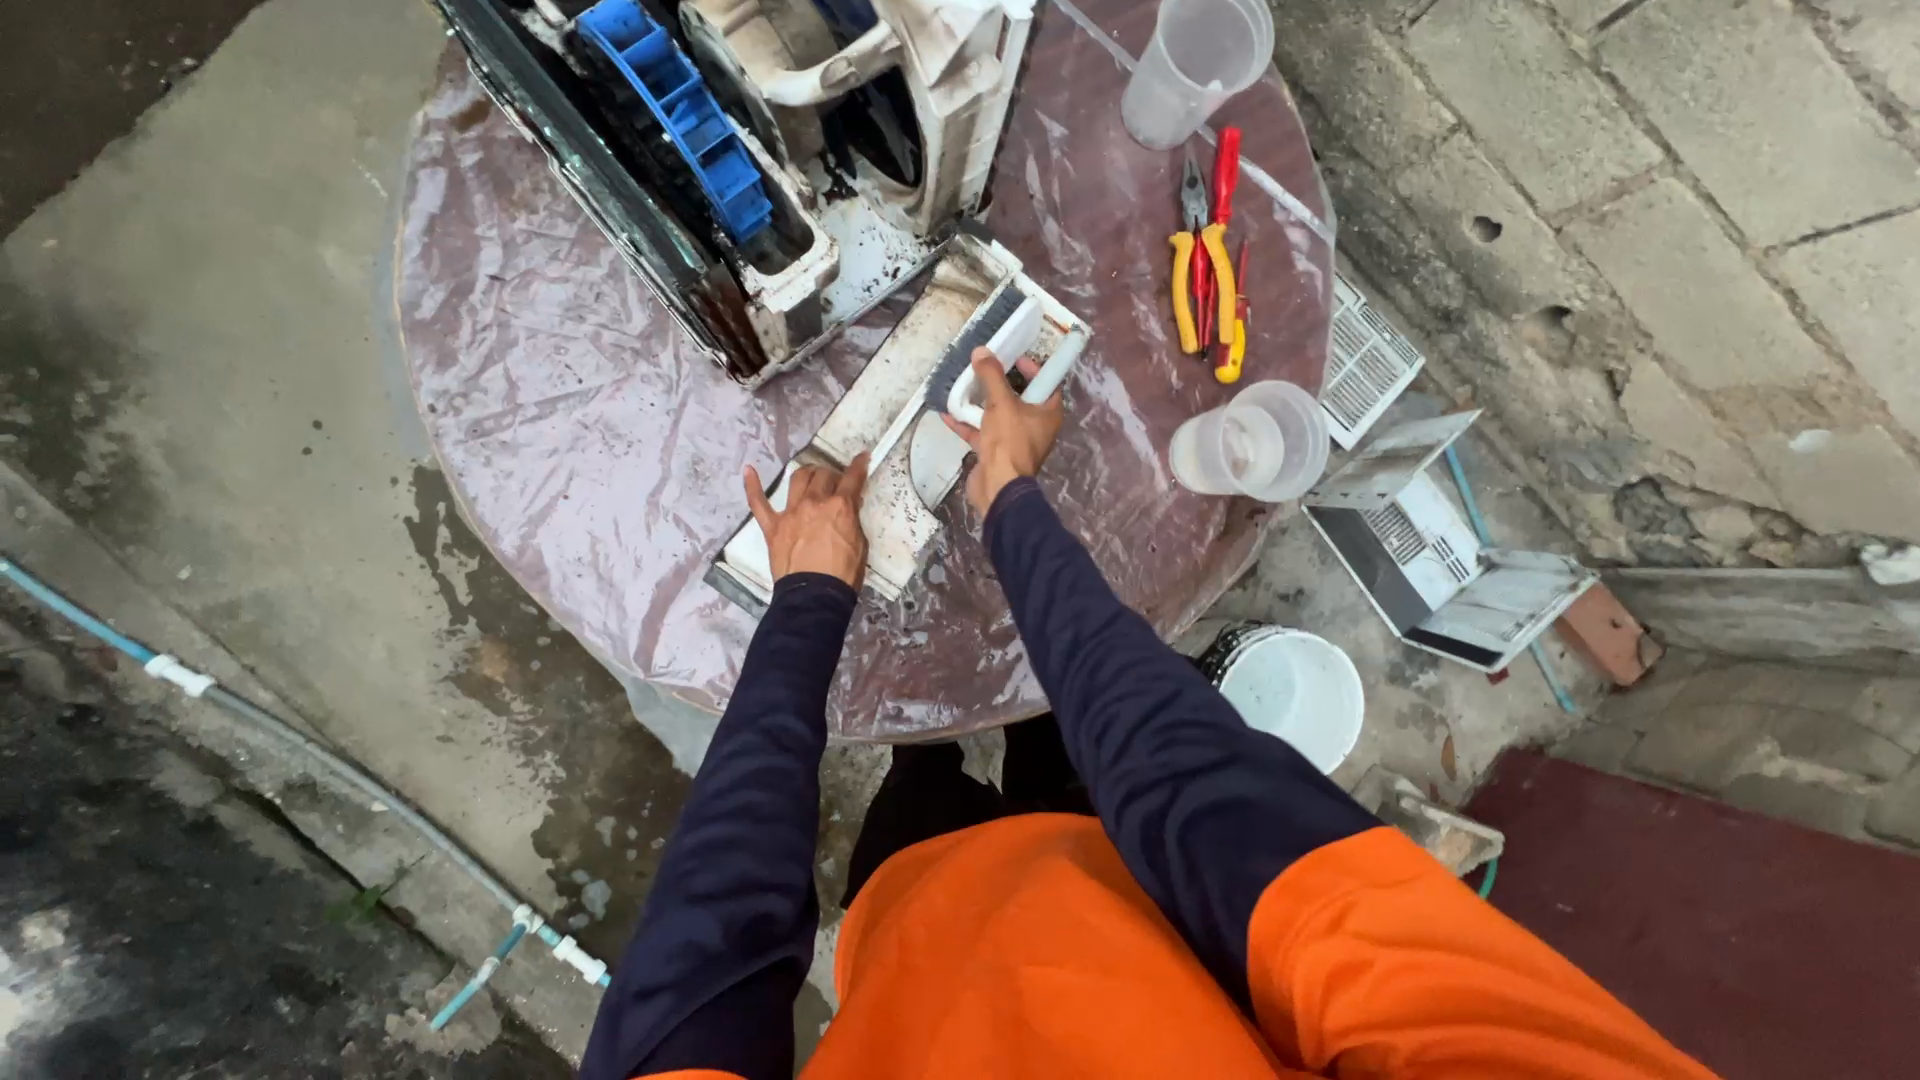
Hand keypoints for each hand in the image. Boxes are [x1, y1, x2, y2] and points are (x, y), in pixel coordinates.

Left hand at [744, 454, 870, 587]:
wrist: (814, 596)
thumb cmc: (844, 575)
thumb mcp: (860, 545)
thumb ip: (852, 522)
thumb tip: (849, 510)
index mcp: (841, 507)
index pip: (852, 479)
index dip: (859, 465)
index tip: (862, 457)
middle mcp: (814, 503)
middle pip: (823, 476)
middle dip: (832, 475)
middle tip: (835, 482)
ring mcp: (791, 513)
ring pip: (797, 480)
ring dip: (806, 474)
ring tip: (810, 476)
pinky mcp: (772, 527)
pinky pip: (758, 503)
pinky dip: (752, 486)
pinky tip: (748, 470)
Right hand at [941, 347, 1062, 516]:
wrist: (997, 486)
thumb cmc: (1009, 441)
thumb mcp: (1001, 403)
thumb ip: (992, 376)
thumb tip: (981, 351)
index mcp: (1047, 414)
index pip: (1047, 384)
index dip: (1033, 369)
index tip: (1015, 359)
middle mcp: (1035, 427)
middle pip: (1020, 399)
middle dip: (1001, 385)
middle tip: (987, 369)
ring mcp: (1014, 441)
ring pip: (998, 416)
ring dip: (981, 403)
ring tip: (965, 385)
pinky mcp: (995, 453)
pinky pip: (981, 433)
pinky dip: (966, 423)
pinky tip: (948, 412)